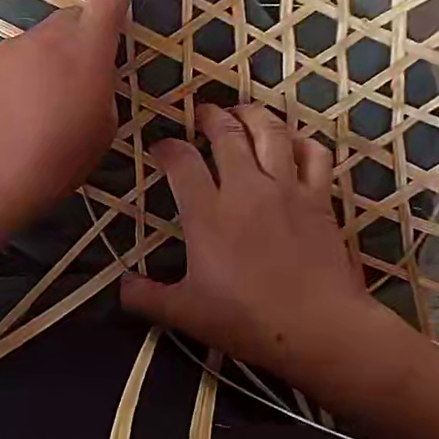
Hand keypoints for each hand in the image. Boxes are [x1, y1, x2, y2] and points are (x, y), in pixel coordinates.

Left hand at [0, 0, 140, 222]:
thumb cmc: (63, 155)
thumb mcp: (105, 124)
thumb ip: (106, 84)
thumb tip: (96, 71)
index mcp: (89, 48)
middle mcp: (52, 34)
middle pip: (79, 14)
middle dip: (91, 31)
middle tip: (94, 70)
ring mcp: (20, 44)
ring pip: (52, 34)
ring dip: (62, 51)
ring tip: (59, 95)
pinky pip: (28, 51)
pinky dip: (38, 65)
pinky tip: (32, 101)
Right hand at [120, 103, 392, 379]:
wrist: (316, 328)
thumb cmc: (246, 320)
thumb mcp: (185, 313)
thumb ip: (147, 297)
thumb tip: (120, 287)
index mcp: (207, 213)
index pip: (181, 161)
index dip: (167, 147)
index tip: (161, 147)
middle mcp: (245, 188)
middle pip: (226, 133)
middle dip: (209, 116)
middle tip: (201, 113)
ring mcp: (286, 189)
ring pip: (270, 131)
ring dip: (253, 114)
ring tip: (242, 110)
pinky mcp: (319, 198)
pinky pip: (313, 155)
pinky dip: (302, 142)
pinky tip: (293, 143)